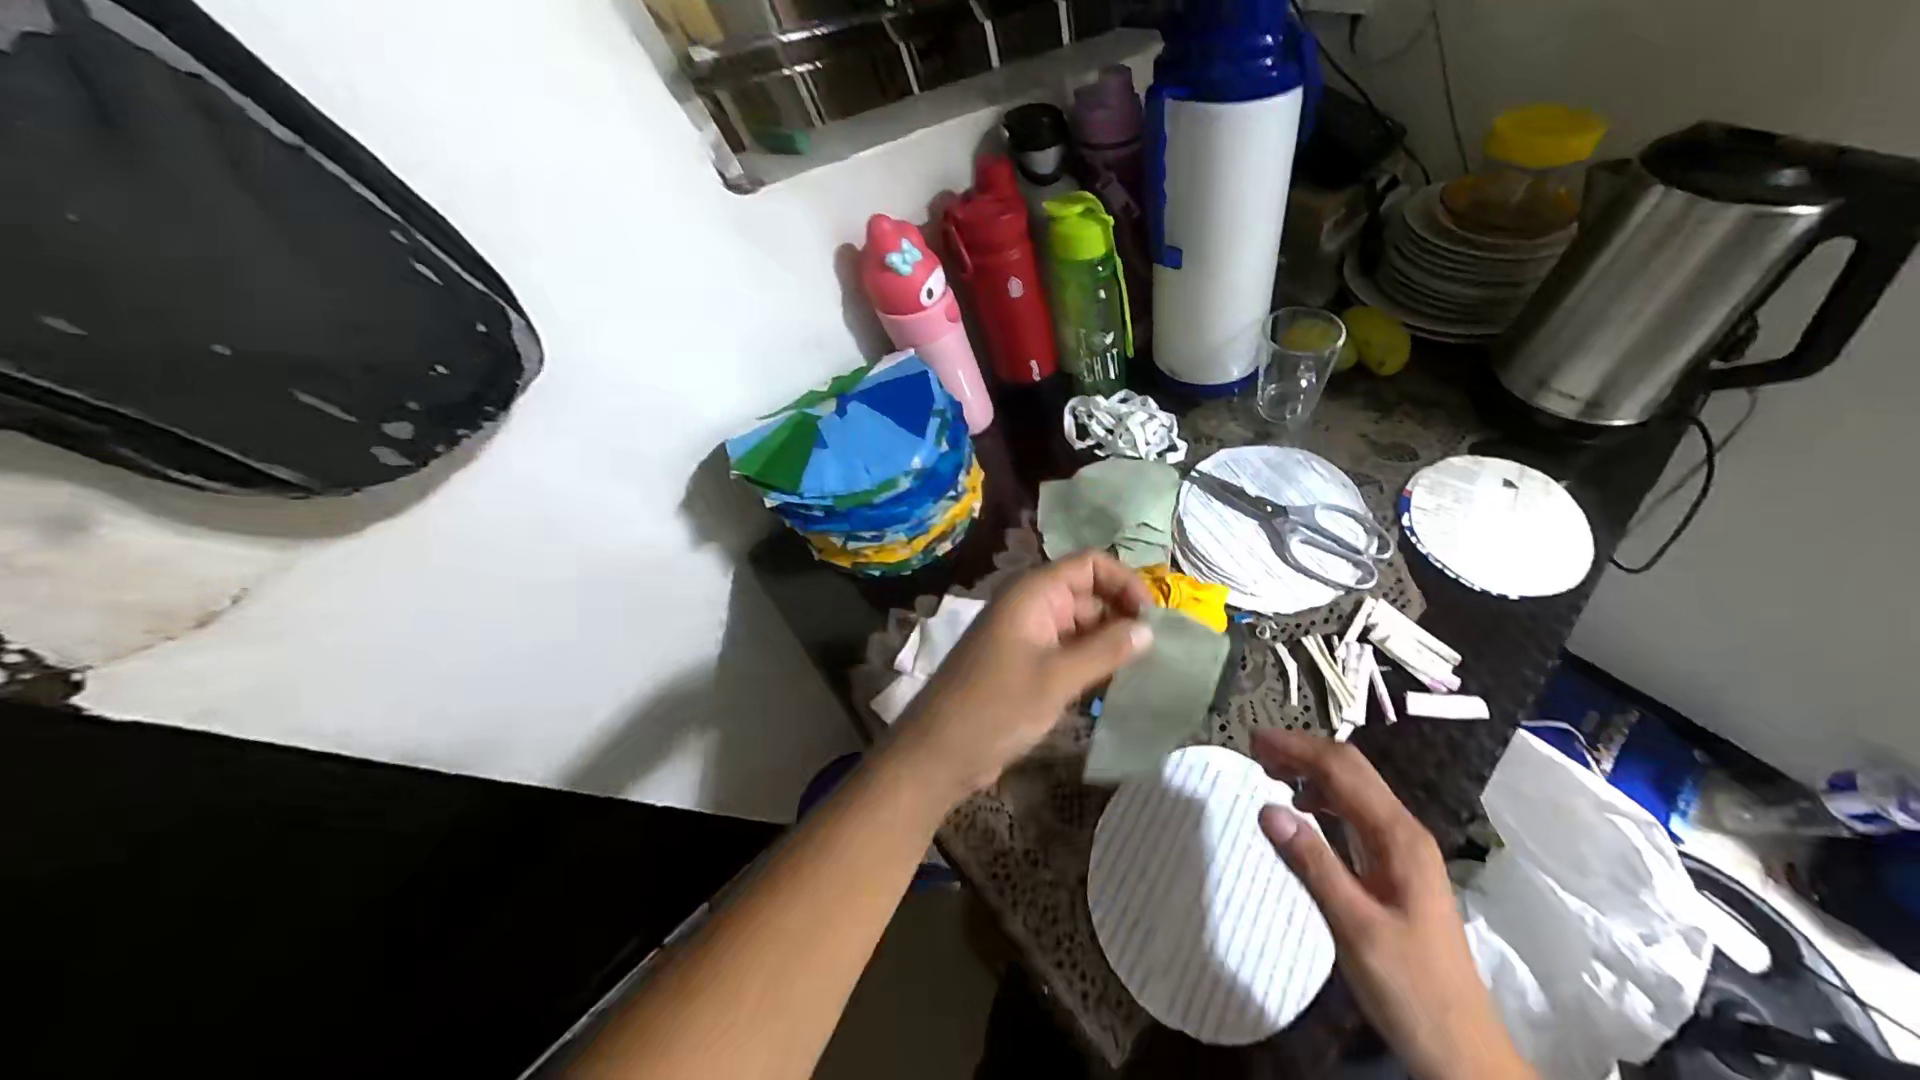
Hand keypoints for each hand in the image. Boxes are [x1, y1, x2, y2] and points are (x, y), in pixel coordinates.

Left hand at [886, 550, 1152, 805]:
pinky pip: (1068, 652)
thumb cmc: (996, 706)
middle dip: (1122, 616)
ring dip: (1109, 643)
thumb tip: (1149, 629)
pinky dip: (1091, 662)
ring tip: (1143, 670)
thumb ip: (1106, 650)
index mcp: (1033, 593)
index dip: (1124, 583)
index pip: (1090, 564)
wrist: (939, 751)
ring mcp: (1027, 637)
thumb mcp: (1057, 678)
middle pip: (1088, 594)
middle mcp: (1030, 606)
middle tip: (1156, 652)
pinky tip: (1115, 686)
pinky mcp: (1026, 665)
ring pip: (1080, 626)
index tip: (1152, 619)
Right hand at [1253, 730, 1534, 1079]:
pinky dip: (1323, 799)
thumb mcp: (1353, 926)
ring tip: (1270, 774)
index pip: (1343, 770)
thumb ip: (1312, 863)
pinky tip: (1303, 812)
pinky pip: (1355, 814)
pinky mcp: (1396, 867)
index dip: (1298, 748)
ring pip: (1354, 789)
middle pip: (1352, 771)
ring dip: (1313, 772)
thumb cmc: (1408, 986)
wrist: (1461, 1048)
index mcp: (1398, 838)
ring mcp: (1403, 849)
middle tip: (1256, 751)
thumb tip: (1266, 808)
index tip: (1254, 740)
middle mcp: (1404, 833)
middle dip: (1304, 752)